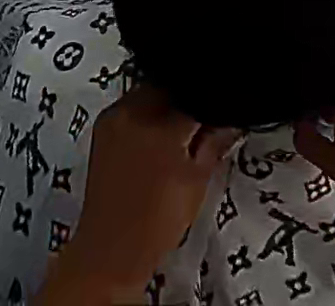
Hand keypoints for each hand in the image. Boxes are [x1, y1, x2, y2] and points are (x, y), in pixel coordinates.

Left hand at [40, 86, 240, 303]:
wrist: (111, 249)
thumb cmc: (158, 219)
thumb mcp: (197, 180)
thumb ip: (215, 141)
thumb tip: (231, 118)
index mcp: (160, 123)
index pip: (195, 94)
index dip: (211, 101)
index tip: (219, 115)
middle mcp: (133, 110)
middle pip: (170, 85)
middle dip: (189, 97)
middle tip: (200, 123)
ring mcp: (115, 116)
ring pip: (151, 89)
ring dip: (168, 99)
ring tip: (179, 129)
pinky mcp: (103, 125)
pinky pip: (133, 102)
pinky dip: (148, 109)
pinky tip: (157, 133)